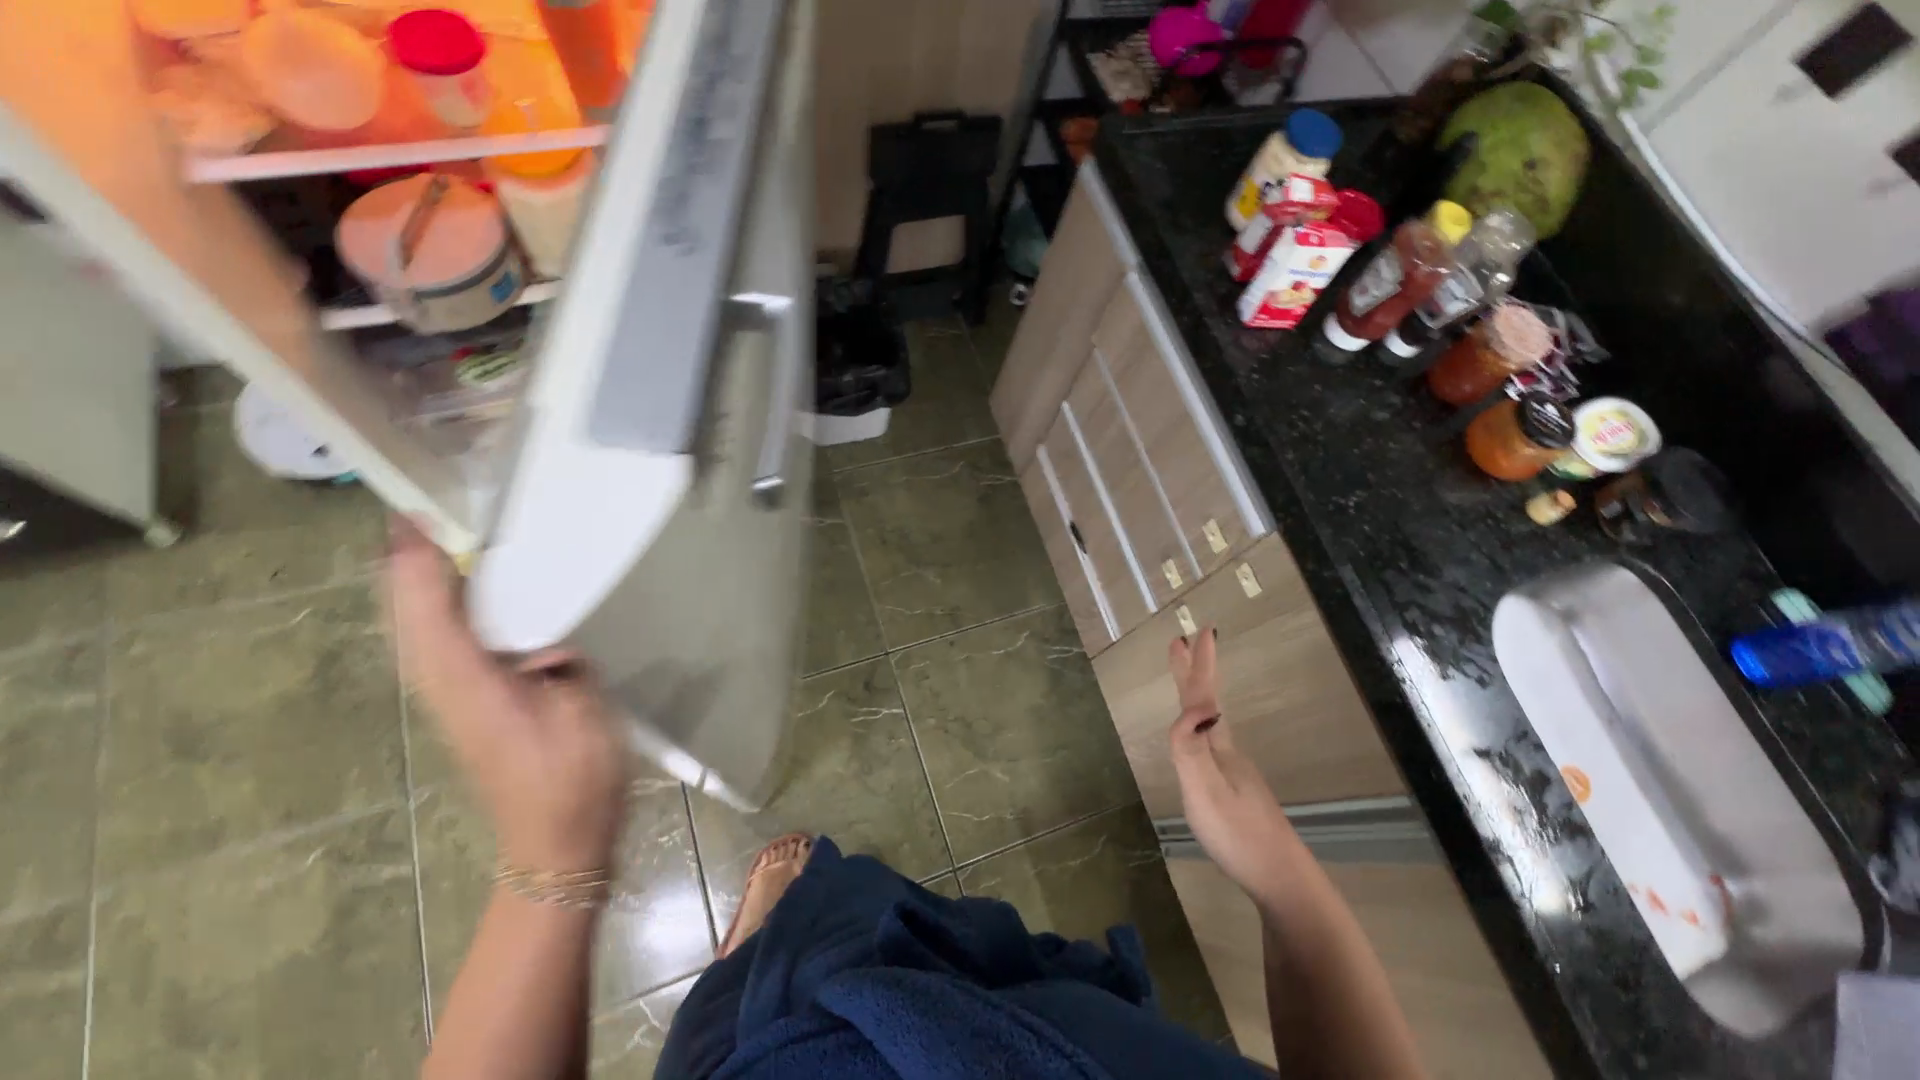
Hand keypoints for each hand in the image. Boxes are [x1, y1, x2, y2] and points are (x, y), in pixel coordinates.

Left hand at [386, 518, 626, 874]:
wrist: (553, 847)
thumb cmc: (576, 786)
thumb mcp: (585, 724)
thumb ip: (564, 671)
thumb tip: (545, 641)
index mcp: (473, 687)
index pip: (431, 614)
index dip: (419, 564)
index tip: (419, 515)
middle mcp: (446, 688)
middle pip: (405, 616)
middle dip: (403, 562)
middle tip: (419, 510)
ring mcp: (448, 698)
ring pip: (410, 630)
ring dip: (410, 582)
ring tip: (427, 537)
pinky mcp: (462, 704)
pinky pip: (430, 643)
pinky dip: (428, 609)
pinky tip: (452, 593)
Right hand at [1168, 630, 1295, 901]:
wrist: (1281, 878)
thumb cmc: (1237, 835)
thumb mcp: (1204, 791)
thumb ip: (1190, 749)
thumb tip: (1192, 707)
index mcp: (1220, 748)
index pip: (1204, 699)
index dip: (1198, 668)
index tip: (1197, 632)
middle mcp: (1229, 753)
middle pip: (1210, 705)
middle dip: (1197, 673)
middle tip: (1187, 643)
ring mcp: (1236, 774)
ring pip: (1213, 724)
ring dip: (1199, 697)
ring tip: (1188, 686)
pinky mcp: (1238, 794)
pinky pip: (1213, 745)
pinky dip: (1201, 728)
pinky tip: (1201, 741)